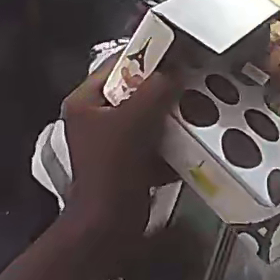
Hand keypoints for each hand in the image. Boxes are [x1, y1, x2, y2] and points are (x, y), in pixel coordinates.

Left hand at [61, 61, 176, 237]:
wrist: (109, 226)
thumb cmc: (113, 168)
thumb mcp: (135, 119)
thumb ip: (156, 89)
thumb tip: (175, 69)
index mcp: (84, 102)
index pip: (116, 65)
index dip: (145, 57)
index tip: (176, 53)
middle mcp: (94, 118)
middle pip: (133, 92)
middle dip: (163, 90)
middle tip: (190, 81)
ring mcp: (110, 142)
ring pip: (146, 117)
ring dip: (170, 116)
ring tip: (195, 107)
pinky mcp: (127, 162)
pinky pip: (152, 142)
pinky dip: (169, 141)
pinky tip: (190, 138)